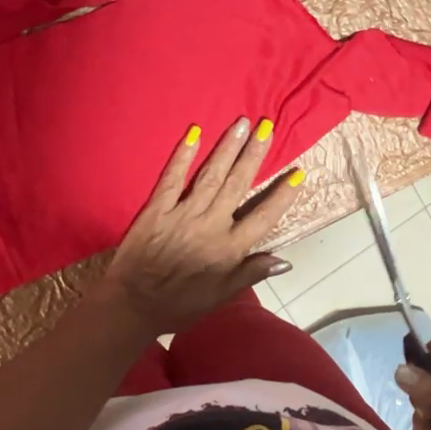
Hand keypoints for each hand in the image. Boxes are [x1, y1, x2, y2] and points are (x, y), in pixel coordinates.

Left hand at [96, 119, 302, 335]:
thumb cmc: (179, 305)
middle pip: (238, 184)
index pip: (263, 217)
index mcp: (229, 249)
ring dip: (228, 148)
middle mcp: (211, 226)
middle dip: (254, 155)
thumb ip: (250, 274)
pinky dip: (183, 156)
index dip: (282, 196)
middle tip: (267, 127)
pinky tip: (194, 134)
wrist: (132, 306)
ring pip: (211, 175)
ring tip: (241, 123)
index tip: (298, 174)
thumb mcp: (220, 297)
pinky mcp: (157, 209)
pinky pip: (172, 178)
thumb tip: (284, 261)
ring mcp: (183, 214)